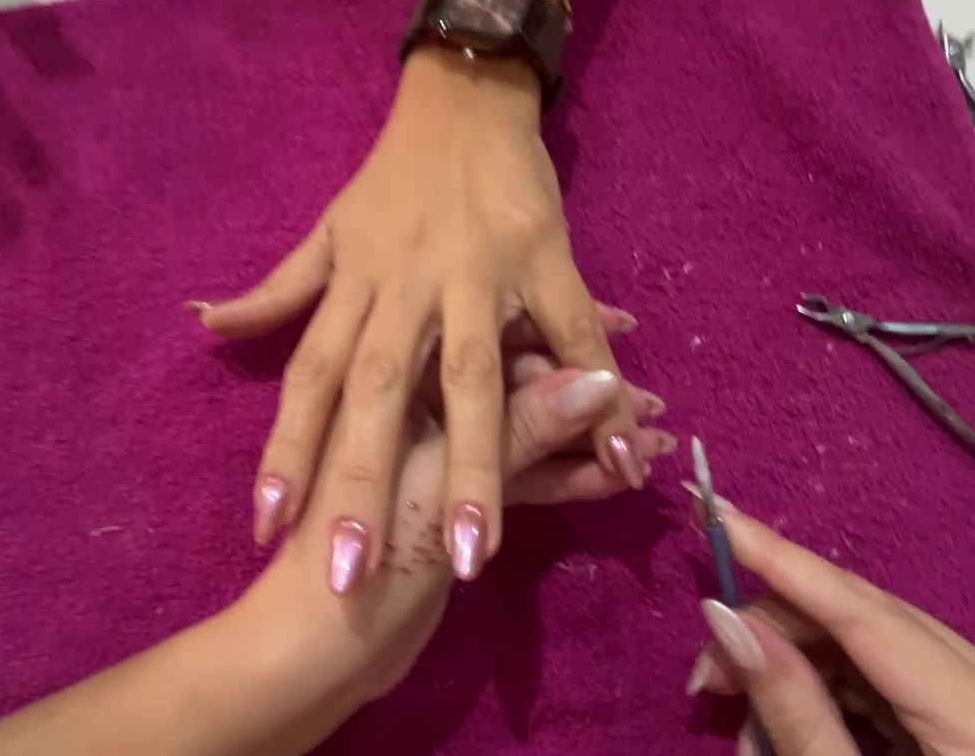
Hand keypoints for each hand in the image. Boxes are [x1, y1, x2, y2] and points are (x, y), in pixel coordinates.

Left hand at [195, 46, 641, 592]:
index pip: (310, 372)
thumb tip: (205, 323)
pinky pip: (569, 331)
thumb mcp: (328, 228)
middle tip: (350, 574)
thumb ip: (277, 286)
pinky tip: (611, 459)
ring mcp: (478, 272)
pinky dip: (591, 389)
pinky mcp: (545, 255)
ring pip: (471, 374)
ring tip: (473, 554)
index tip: (264, 524)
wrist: (464, 101)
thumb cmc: (392, 177)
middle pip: (379, 388)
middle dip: (363, 480)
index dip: (284, 447)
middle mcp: (407, 284)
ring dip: (474, 462)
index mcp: (356, 281)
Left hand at [242, 358, 673, 711]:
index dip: (553, 339)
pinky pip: (514, 474)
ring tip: (655, 437)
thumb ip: (515, 428)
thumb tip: (598, 380)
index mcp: (401, 369)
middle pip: (510, 382)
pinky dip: (563, 476)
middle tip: (648, 393)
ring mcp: (439, 447)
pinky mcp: (455, 493)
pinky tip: (619, 472)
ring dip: (582, 438)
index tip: (617, 332)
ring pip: (519, 430)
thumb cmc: (364, 541)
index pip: (483, 341)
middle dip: (580, 389)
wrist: (318, 642)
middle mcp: (419, 397)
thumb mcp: (439, 475)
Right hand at [683, 499, 974, 755]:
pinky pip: (896, 672)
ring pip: (873, 641)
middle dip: (773, 631)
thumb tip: (722, 616)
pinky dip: (834, 687)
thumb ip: (793, 710)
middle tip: (705, 676)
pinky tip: (792, 716)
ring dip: (797, 663)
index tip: (714, 512)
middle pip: (864, 620)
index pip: (868, 615)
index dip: (785, 560)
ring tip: (741, 718)